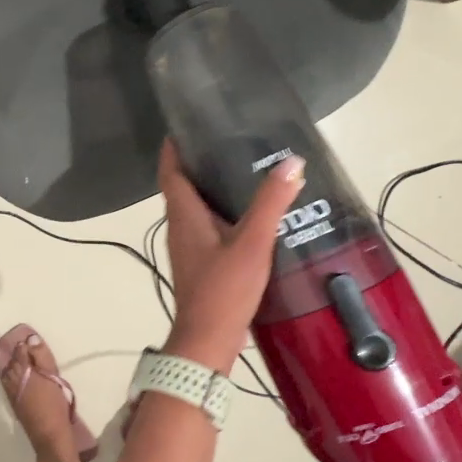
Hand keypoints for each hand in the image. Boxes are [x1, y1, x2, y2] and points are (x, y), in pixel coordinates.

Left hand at [155, 139, 304, 374]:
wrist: (208, 339)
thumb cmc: (224, 289)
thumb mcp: (252, 242)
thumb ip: (270, 203)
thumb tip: (291, 162)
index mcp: (183, 215)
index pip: (170, 170)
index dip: (174, 146)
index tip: (187, 122)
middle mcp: (179, 227)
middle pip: (183, 186)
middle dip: (200, 161)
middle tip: (228, 138)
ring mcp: (187, 247)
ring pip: (196, 207)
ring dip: (213, 187)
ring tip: (244, 167)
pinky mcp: (200, 263)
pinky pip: (207, 226)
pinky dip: (222, 212)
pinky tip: (249, 213)